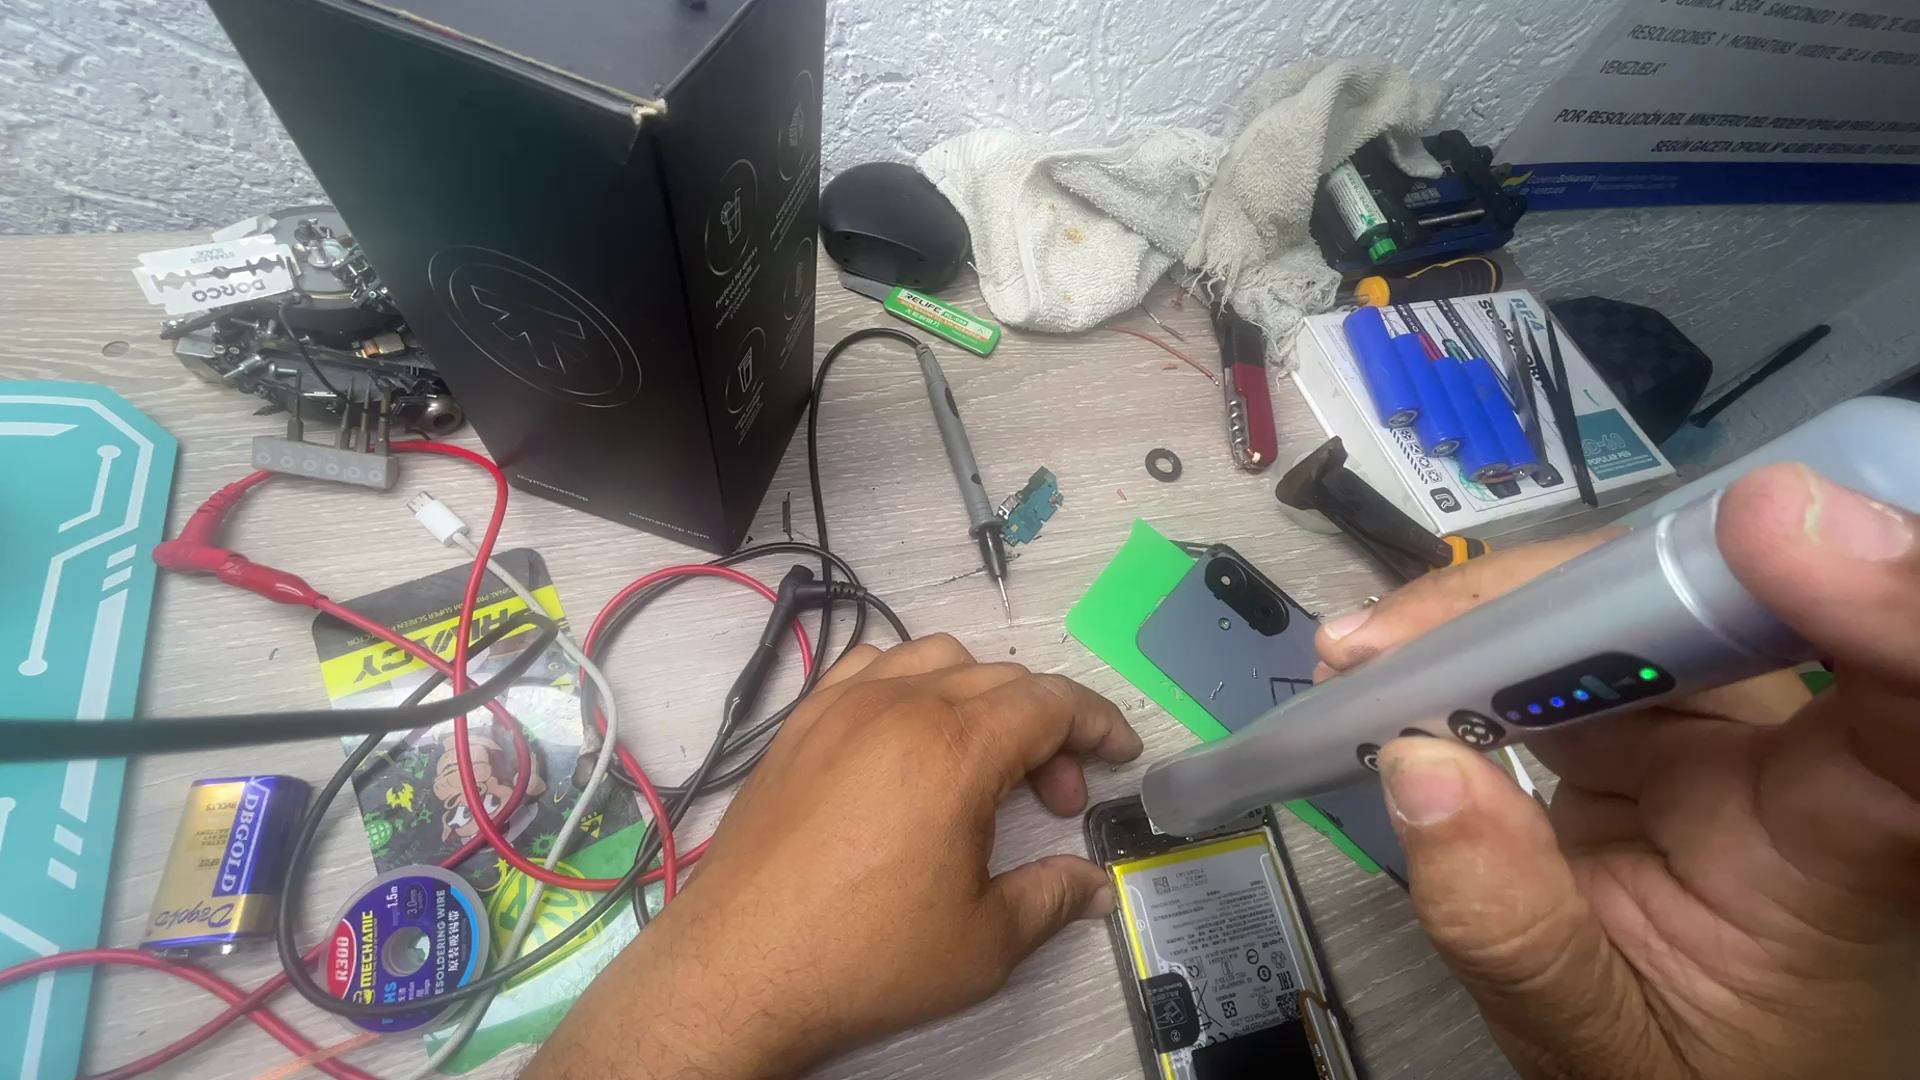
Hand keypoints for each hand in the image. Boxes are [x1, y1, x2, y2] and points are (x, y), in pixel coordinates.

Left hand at [526, 634, 1142, 1079]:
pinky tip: (908, 726)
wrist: (738, 966)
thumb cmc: (867, 956)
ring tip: (982, 755)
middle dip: (1047, 728)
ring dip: (983, 694)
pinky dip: (911, 680)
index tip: (1120, 754)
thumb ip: (1053, 896)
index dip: (1097, 723)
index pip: (1051, 702)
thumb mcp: (983, 943)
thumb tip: (1097, 885)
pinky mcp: (805, 716)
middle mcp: (903, 704)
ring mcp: (846, 702)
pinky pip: (872, 663)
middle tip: (1053, 798)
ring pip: (940, 657)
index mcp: (957, 749)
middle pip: (1003, 681)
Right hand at [1314, 464, 1919, 1079]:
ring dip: (1468, 612)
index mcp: (1814, 859)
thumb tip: (1416, 763)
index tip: (1780, 520)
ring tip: (1360, 650)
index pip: (1905, 729)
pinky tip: (1386, 655)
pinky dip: (1450, 636)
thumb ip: (1509, 925)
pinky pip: (1540, 639)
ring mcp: (1687, 723)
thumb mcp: (1586, 1039)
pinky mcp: (1615, 711)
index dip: (1878, 608)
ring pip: (1601, 607)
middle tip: (1387, 639)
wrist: (1654, 1056)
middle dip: (1538, 600)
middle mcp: (1769, 760)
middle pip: (1690, 617)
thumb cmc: (1664, 1066)